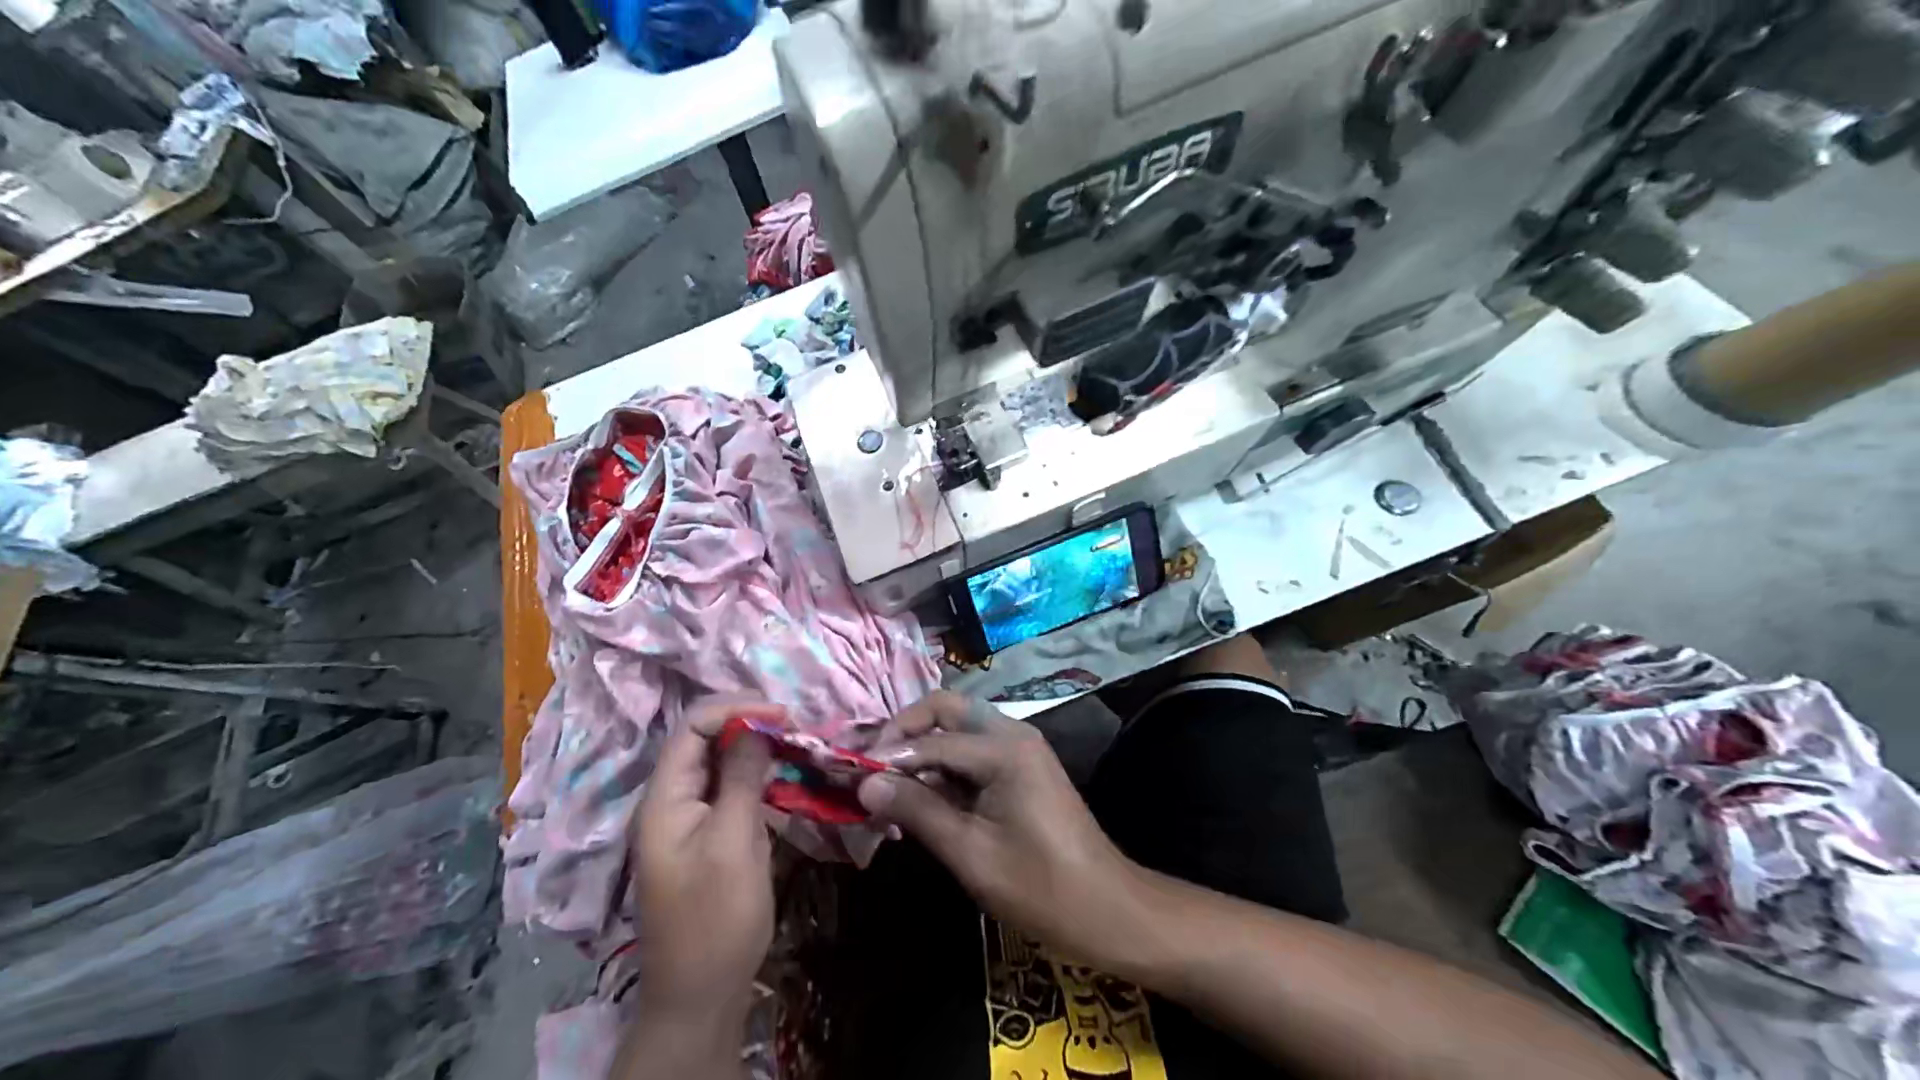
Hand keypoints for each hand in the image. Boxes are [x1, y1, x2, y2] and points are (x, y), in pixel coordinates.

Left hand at [629, 701, 779, 1023]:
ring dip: (756, 747)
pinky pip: (732, 789)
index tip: (784, 716)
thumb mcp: (733, 842)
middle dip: (749, 723)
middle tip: (795, 727)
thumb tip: (757, 726)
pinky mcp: (710, 835)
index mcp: (664, 798)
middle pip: (705, 740)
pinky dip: (758, 775)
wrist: (701, 994)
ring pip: (721, 763)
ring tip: (796, 743)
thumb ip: (742, 778)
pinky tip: (785, 774)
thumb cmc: (716, 918)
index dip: (737, 710)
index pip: (694, 727)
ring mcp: (690, 819)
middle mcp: (672, 800)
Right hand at [856, 691, 1149, 968]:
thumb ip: (917, 811)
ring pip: (957, 729)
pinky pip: (972, 751)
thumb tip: (865, 783)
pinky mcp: (1020, 768)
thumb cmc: (1038, 886)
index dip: (888, 756)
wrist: (1105, 908)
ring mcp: (1019, 748)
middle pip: (945, 711)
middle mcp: (1012, 734)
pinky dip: (942, 766)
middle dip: (905, 734)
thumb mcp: (970, 852)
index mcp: (1004, 748)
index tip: (850, 775)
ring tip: (889, 787)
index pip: (931, 738)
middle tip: (872, 769)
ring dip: (922, 749)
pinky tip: (921, 798)